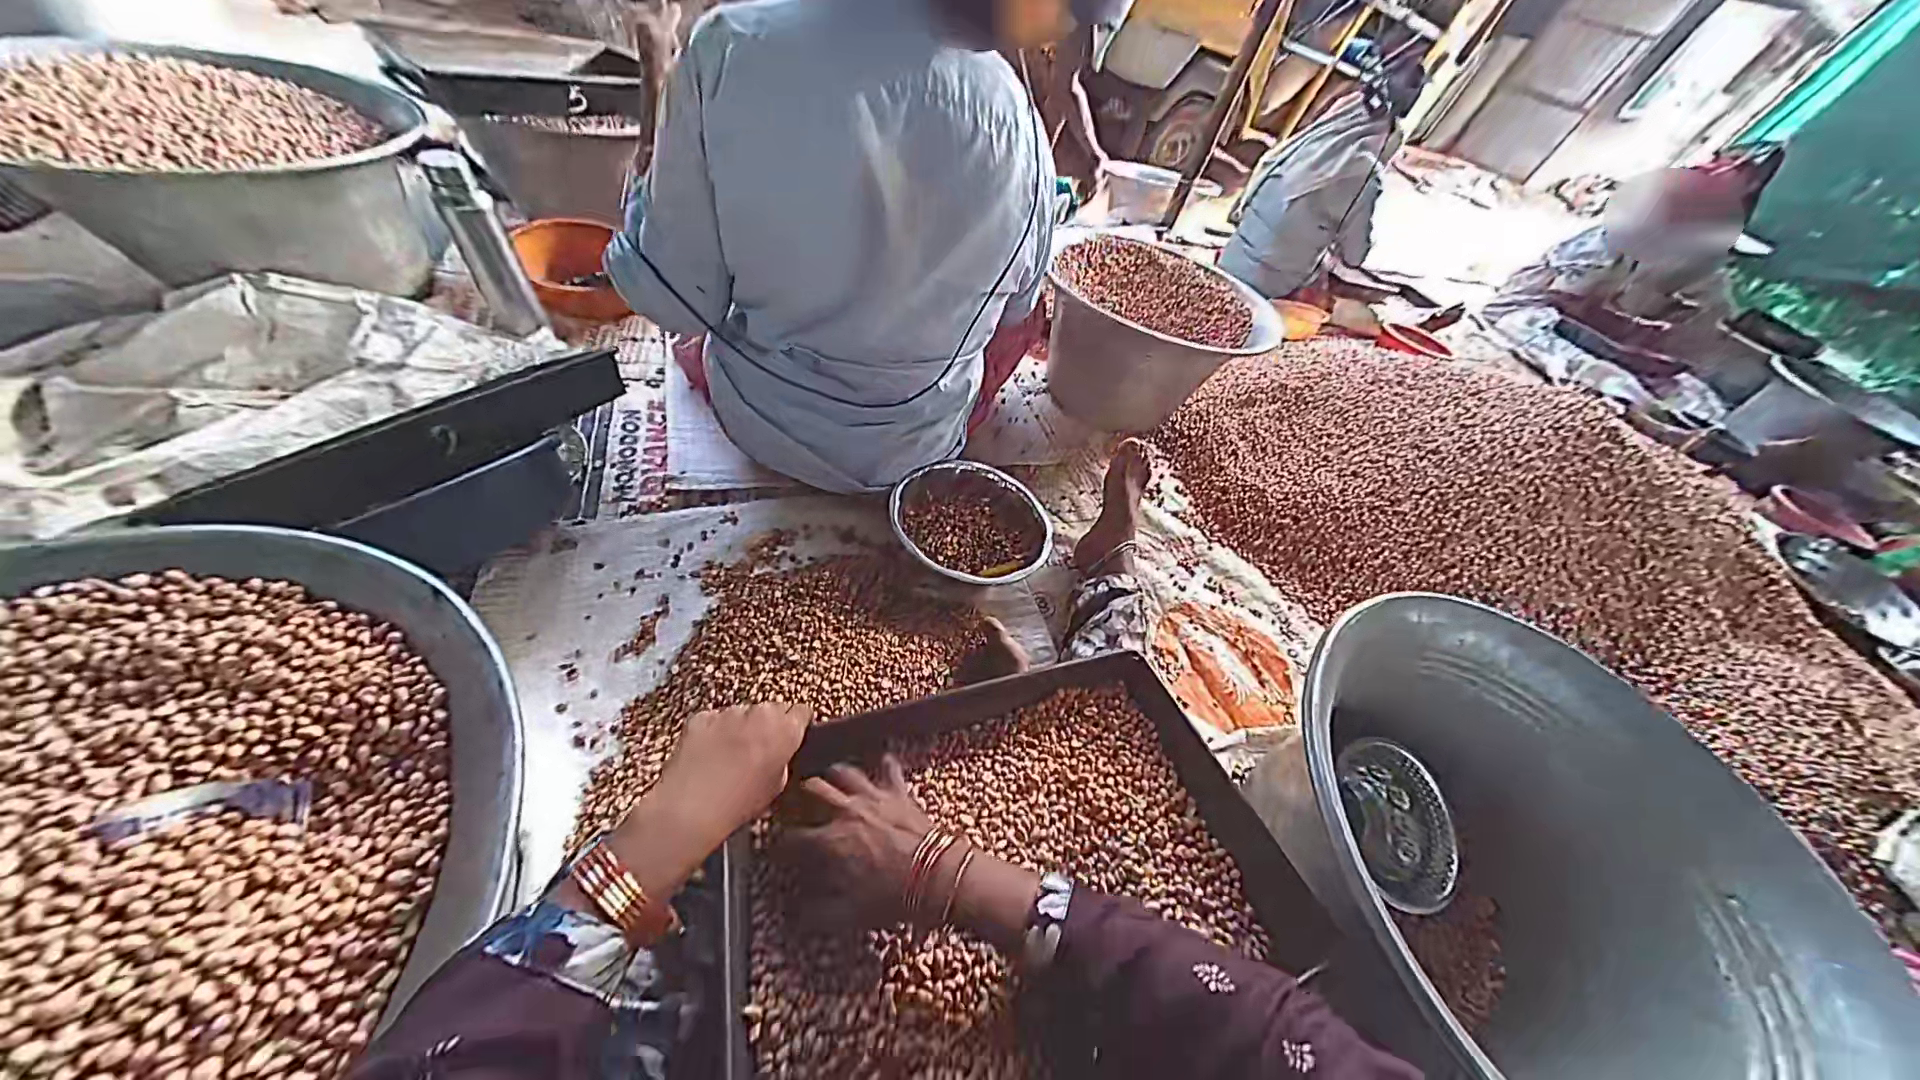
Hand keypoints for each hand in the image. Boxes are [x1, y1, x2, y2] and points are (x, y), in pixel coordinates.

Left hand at [580, 703, 810, 912]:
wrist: (689, 809)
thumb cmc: (735, 804)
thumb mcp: (776, 787)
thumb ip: (783, 760)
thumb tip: (779, 754)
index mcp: (785, 729)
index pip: (802, 711)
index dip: (796, 724)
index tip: (791, 733)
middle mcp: (760, 713)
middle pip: (772, 709)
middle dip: (767, 725)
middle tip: (758, 752)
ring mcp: (728, 713)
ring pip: (742, 714)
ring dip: (739, 728)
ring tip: (729, 758)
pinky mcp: (702, 717)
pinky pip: (714, 720)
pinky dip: (713, 732)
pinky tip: (708, 756)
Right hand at [783, 755, 933, 930]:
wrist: (936, 875)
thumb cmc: (894, 895)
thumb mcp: (852, 913)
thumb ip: (820, 914)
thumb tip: (800, 917)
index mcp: (833, 840)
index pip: (795, 838)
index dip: (780, 843)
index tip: (774, 845)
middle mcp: (849, 811)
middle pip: (815, 790)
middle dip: (800, 792)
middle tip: (794, 796)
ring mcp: (874, 797)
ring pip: (845, 773)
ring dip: (833, 773)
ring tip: (827, 775)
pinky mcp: (898, 792)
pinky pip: (889, 769)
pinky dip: (884, 764)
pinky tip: (882, 759)